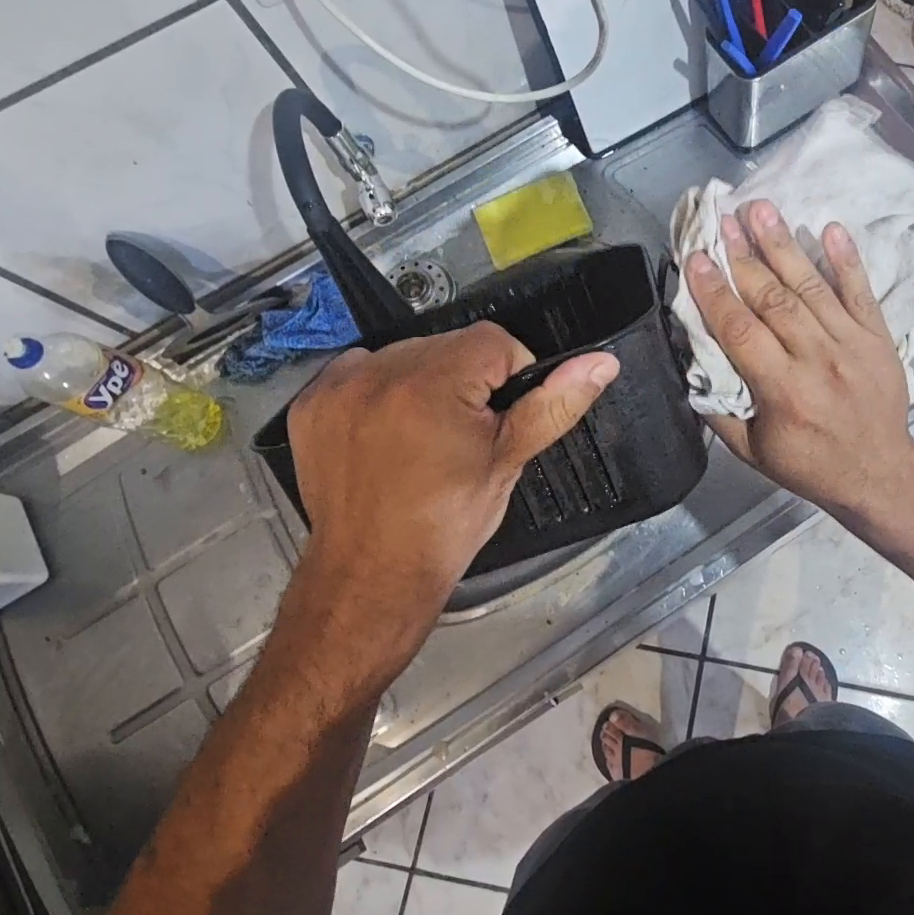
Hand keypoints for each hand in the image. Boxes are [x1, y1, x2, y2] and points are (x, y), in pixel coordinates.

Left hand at [278, 324, 617, 697]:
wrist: (372, 574)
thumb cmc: (447, 522)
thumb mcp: (509, 461)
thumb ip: (554, 404)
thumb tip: (601, 364)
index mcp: (432, 385)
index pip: (494, 340)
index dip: (510, 377)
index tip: (498, 421)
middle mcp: (379, 373)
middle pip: (448, 345)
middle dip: (467, 380)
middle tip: (464, 436)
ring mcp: (338, 387)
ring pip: (407, 355)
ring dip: (424, 382)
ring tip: (426, 436)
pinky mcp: (312, 402)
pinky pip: (361, 371)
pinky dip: (381, 391)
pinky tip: (390, 433)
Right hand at [685, 199, 913, 517]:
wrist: (879, 474)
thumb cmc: (809, 465)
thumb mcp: (752, 451)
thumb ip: (720, 409)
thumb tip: (693, 365)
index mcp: (782, 391)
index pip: (740, 330)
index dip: (714, 292)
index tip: (696, 258)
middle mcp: (817, 360)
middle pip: (773, 299)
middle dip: (743, 256)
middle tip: (722, 219)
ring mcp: (852, 345)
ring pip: (811, 287)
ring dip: (784, 246)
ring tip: (761, 210)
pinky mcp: (878, 338)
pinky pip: (861, 293)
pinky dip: (846, 260)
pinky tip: (830, 228)